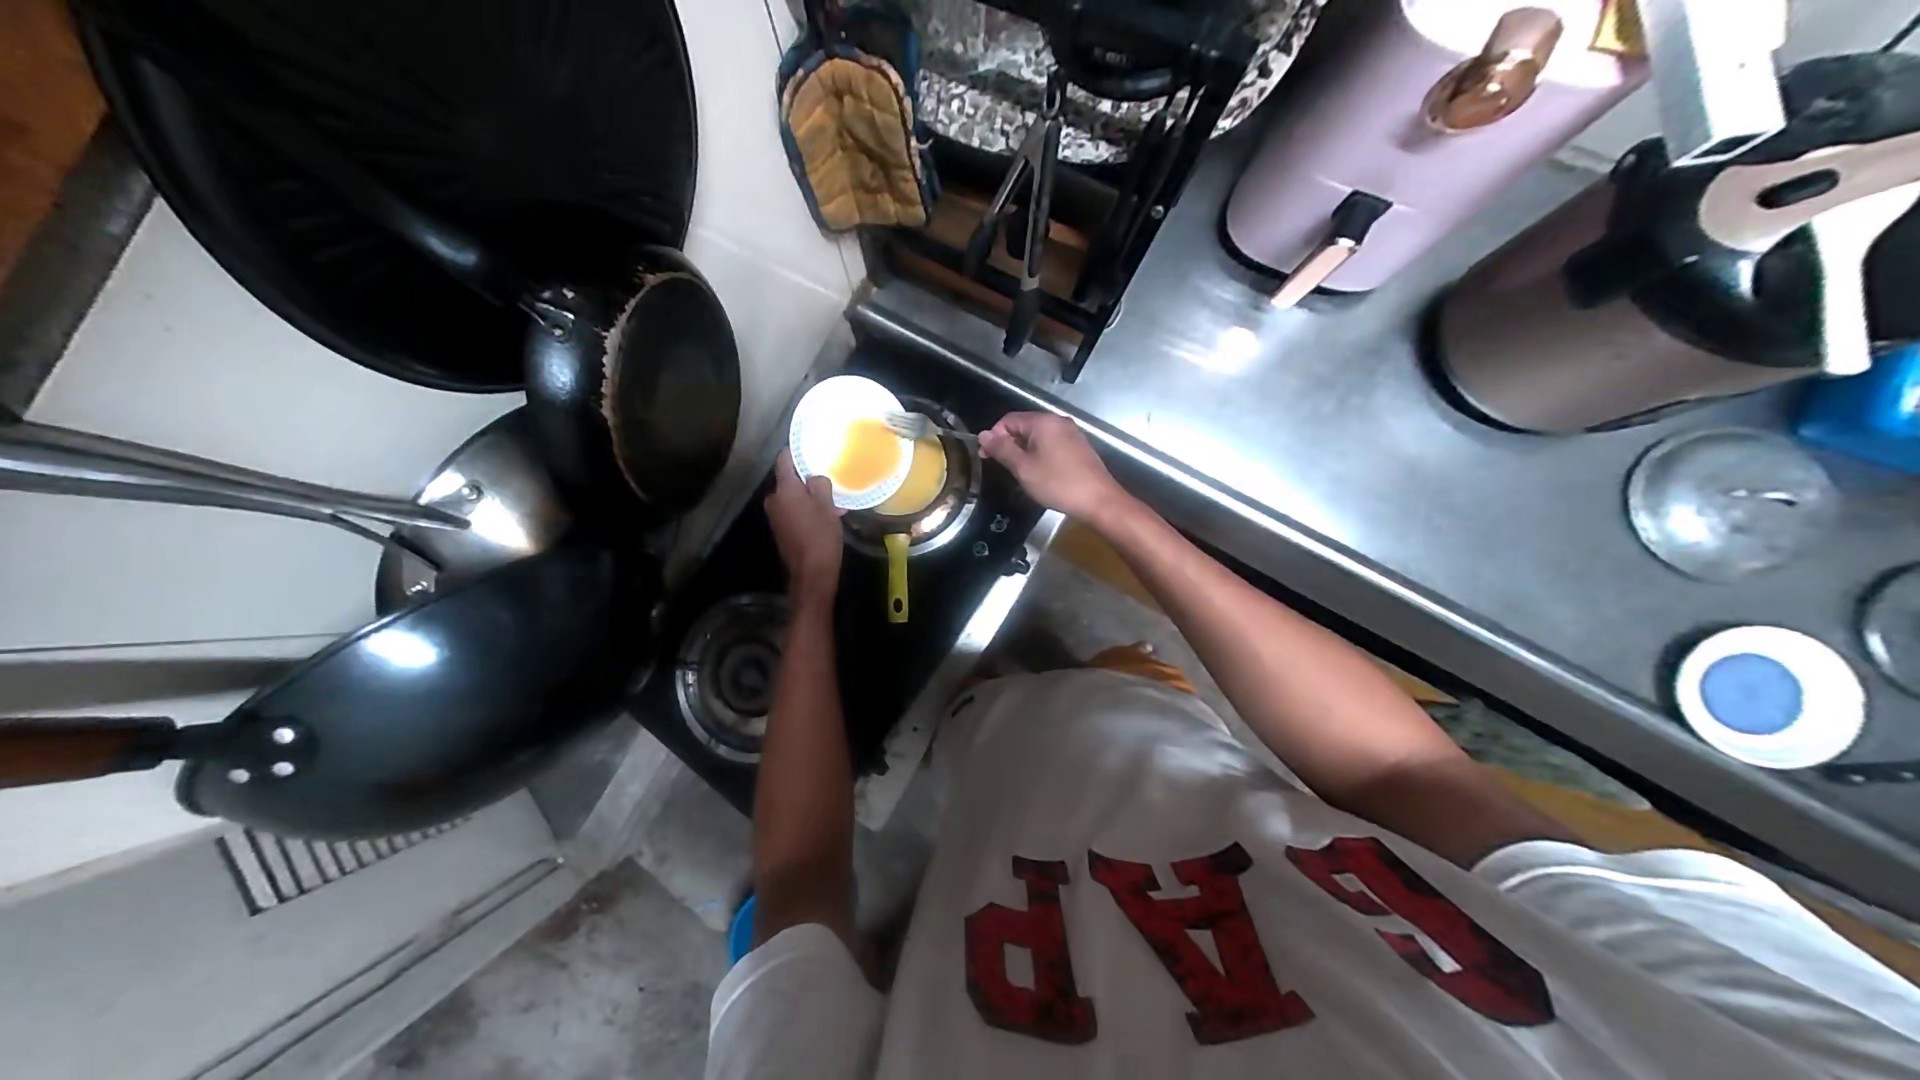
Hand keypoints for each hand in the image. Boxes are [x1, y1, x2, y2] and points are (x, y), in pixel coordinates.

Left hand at [765, 449, 843, 602]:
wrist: (811, 572)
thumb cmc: (820, 535)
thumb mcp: (827, 505)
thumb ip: (820, 484)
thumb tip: (815, 478)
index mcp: (784, 490)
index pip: (784, 460)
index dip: (795, 452)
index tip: (808, 447)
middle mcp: (774, 500)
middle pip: (790, 481)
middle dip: (809, 480)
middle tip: (830, 480)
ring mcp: (776, 516)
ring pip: (794, 497)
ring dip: (811, 497)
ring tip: (835, 502)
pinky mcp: (781, 529)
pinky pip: (794, 511)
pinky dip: (808, 510)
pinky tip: (827, 516)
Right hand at [978, 412, 1129, 525]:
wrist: (1098, 500)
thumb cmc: (1057, 483)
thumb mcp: (1023, 468)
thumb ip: (1002, 449)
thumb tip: (984, 434)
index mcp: (1043, 422)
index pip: (1008, 420)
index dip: (994, 436)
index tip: (985, 456)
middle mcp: (1058, 422)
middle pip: (1024, 426)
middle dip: (1008, 443)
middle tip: (999, 465)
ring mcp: (1071, 433)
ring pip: (1038, 436)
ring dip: (1023, 450)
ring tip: (1017, 471)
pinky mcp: (1078, 447)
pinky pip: (1051, 444)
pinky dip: (1039, 454)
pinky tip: (1038, 472)